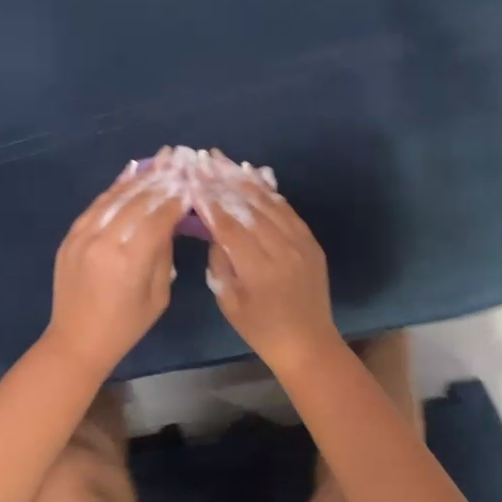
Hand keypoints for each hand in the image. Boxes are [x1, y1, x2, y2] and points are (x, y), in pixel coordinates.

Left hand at [43, 150, 187, 374]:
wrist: (77, 340)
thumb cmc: (126, 325)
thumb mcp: (159, 295)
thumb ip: (163, 254)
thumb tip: (171, 221)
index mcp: (130, 260)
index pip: (159, 217)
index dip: (178, 197)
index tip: (194, 181)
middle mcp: (104, 241)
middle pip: (138, 201)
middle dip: (162, 179)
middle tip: (182, 159)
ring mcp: (83, 236)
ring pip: (116, 197)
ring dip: (141, 177)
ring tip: (161, 159)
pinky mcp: (71, 237)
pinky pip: (95, 205)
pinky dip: (115, 187)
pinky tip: (131, 172)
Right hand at [194, 151, 341, 370]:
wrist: (307, 342)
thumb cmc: (260, 329)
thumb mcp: (229, 301)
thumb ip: (220, 262)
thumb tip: (214, 229)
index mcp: (259, 270)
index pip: (230, 226)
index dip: (209, 201)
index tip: (191, 179)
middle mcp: (283, 250)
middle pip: (249, 207)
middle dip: (223, 181)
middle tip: (203, 159)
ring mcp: (300, 243)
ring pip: (269, 203)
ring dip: (244, 180)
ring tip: (222, 160)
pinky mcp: (310, 242)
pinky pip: (287, 210)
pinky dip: (268, 192)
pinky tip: (252, 176)